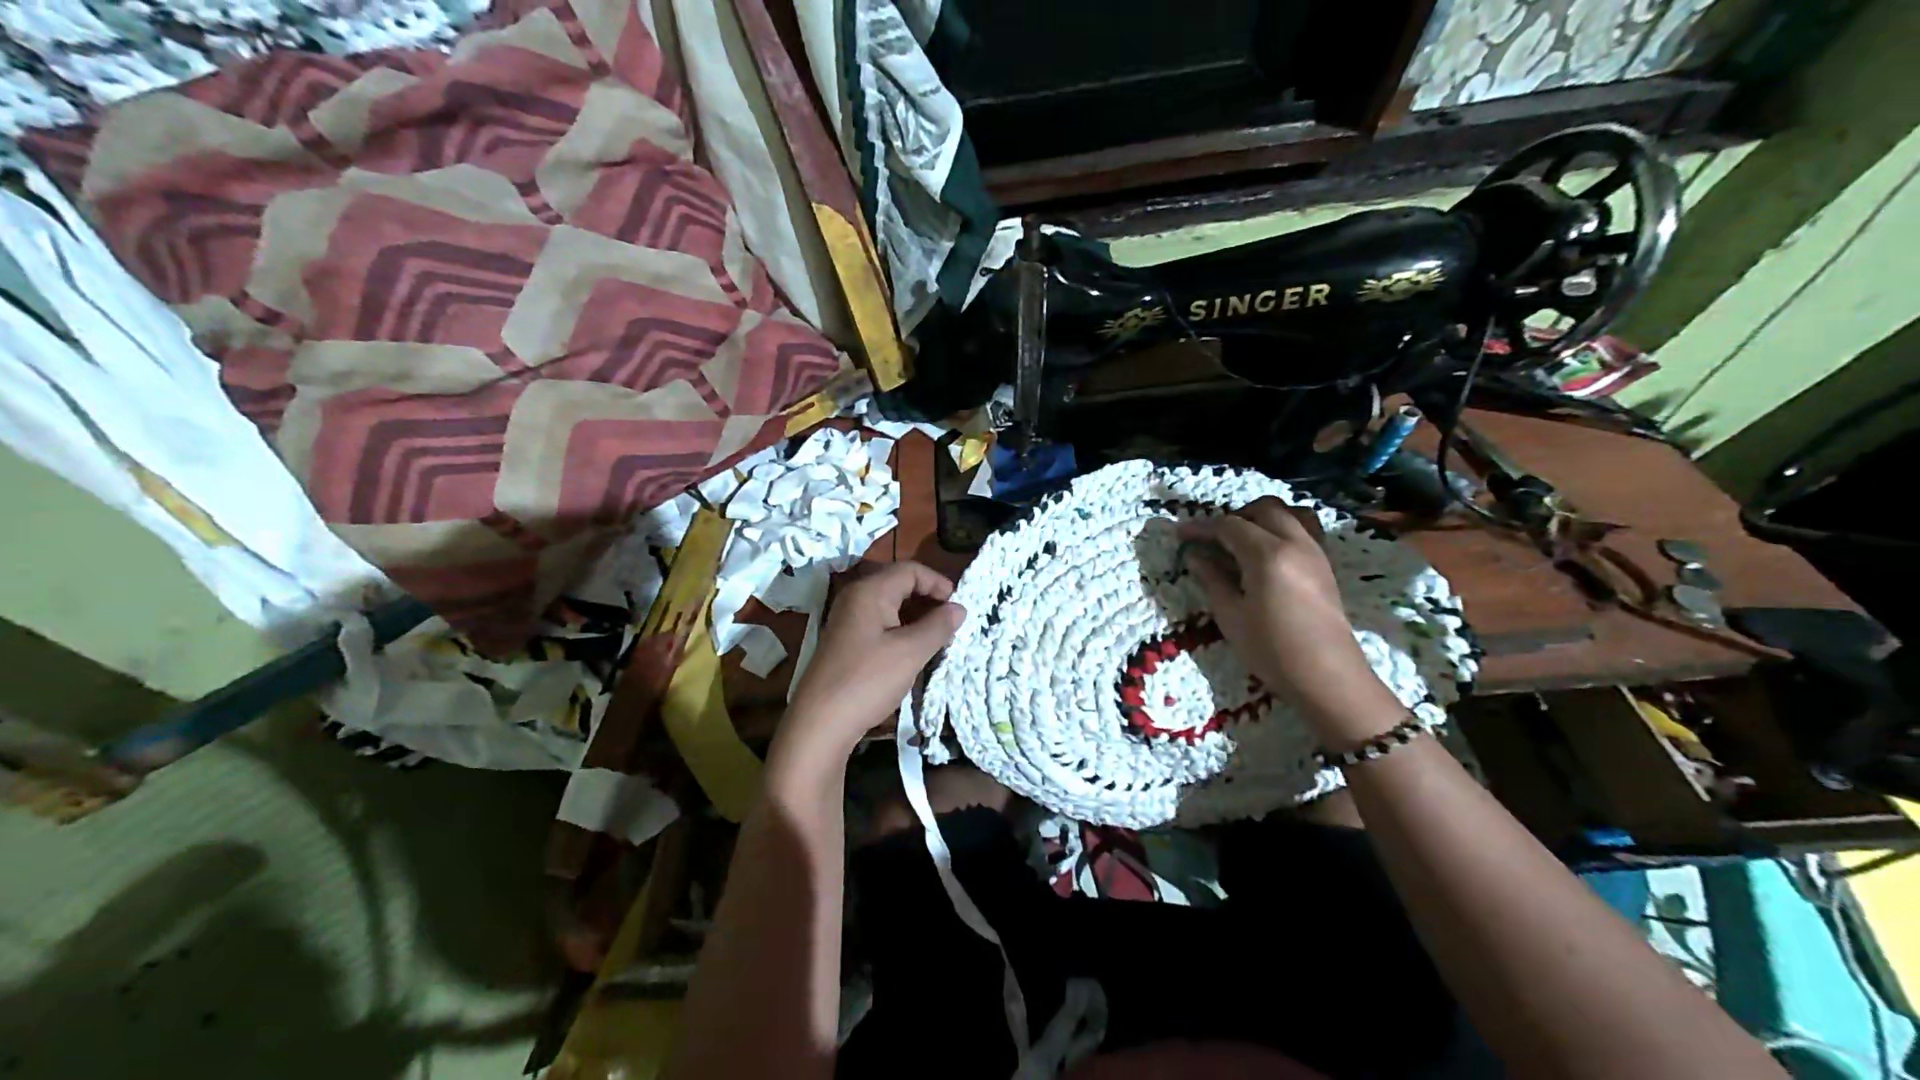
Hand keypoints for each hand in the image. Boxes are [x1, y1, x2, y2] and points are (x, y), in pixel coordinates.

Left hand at [783, 561, 963, 755]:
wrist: (820, 723)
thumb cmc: (868, 680)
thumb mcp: (910, 652)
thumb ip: (938, 626)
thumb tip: (959, 608)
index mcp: (870, 591)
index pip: (910, 570)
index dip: (938, 582)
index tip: (959, 605)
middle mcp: (855, 598)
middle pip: (899, 584)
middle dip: (928, 598)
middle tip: (951, 622)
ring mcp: (847, 620)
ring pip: (890, 606)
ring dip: (916, 616)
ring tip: (938, 638)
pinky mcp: (846, 641)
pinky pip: (879, 624)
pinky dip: (901, 630)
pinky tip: (913, 651)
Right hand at [1179, 498, 1402, 740]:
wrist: (1328, 678)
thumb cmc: (1272, 650)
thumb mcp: (1231, 617)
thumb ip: (1212, 579)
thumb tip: (1195, 556)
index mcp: (1268, 555)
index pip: (1229, 526)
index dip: (1201, 527)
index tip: (1179, 534)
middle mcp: (1296, 543)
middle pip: (1263, 509)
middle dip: (1233, 516)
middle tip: (1211, 538)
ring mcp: (1315, 551)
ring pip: (1288, 513)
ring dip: (1261, 517)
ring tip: (1241, 540)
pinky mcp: (1325, 564)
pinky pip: (1304, 528)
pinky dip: (1282, 528)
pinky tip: (1266, 552)